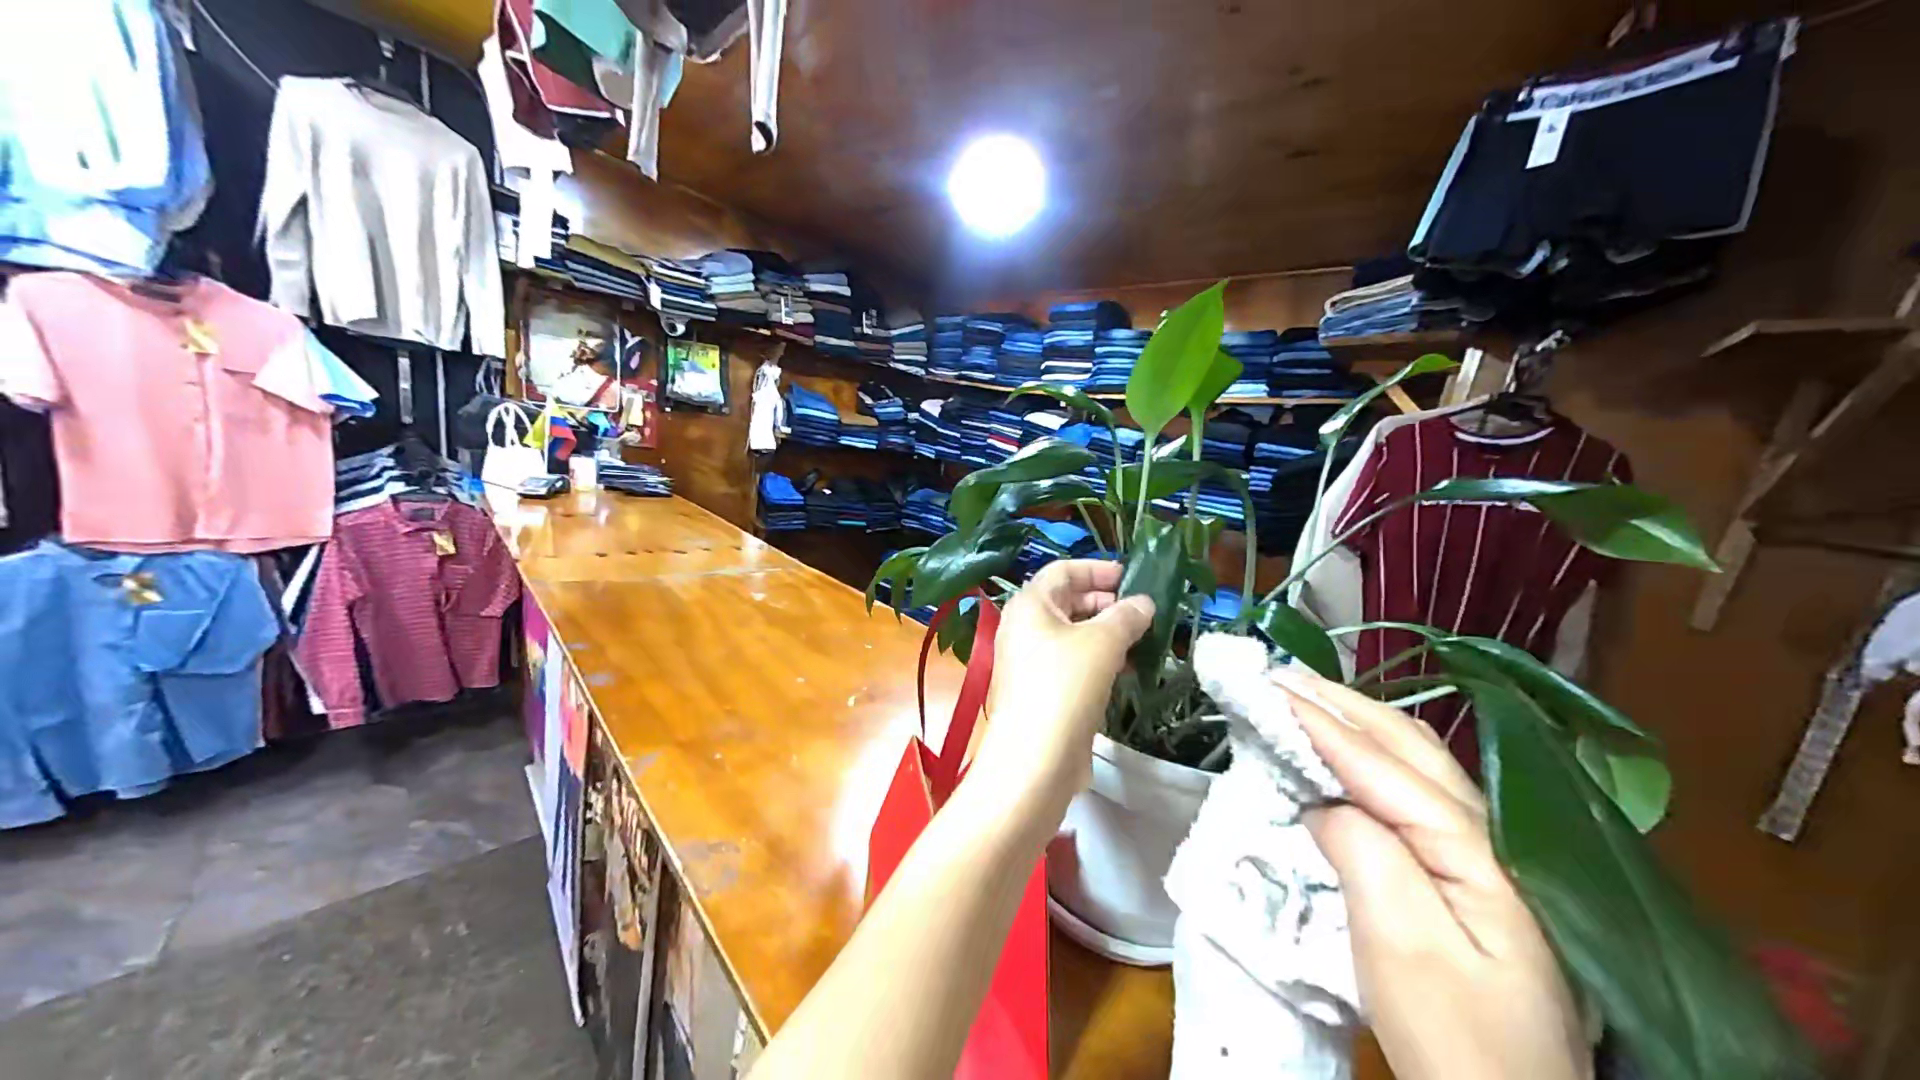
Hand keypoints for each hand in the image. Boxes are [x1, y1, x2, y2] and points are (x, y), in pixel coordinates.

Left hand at [964, 560, 1153, 835]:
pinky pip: (1073, 662)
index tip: (1131, 577)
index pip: (1063, 571)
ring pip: (1072, 634)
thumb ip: (1126, 616)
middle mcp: (1024, 627)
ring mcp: (1030, 661)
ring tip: (1142, 640)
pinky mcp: (1041, 690)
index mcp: (1029, 605)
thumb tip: (1144, 603)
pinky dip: (1099, 658)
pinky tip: (1126, 669)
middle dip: (1106, 602)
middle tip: (1142, 611)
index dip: (1097, 569)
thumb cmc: (1065, 685)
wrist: (1036, 757)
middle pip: (1067, 601)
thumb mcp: (1102, 642)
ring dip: (1107, 632)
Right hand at [1270, 670, 1591, 1079]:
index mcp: (1478, 850)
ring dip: (1357, 722)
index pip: (1384, 766)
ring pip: (1415, 762)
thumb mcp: (1401, 947)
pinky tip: (1344, 754)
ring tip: (1308, 698)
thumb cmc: (1457, 1037)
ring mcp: (1484, 854)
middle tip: (1283, 675)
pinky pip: (1412, 790)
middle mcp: (1488, 836)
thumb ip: (1364, 854)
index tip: (1271, 685)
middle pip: (1409, 746)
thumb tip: (1324, 805)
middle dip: (1343, 704)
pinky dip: (1370, 756)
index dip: (1323, 723)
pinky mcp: (1466, 874)